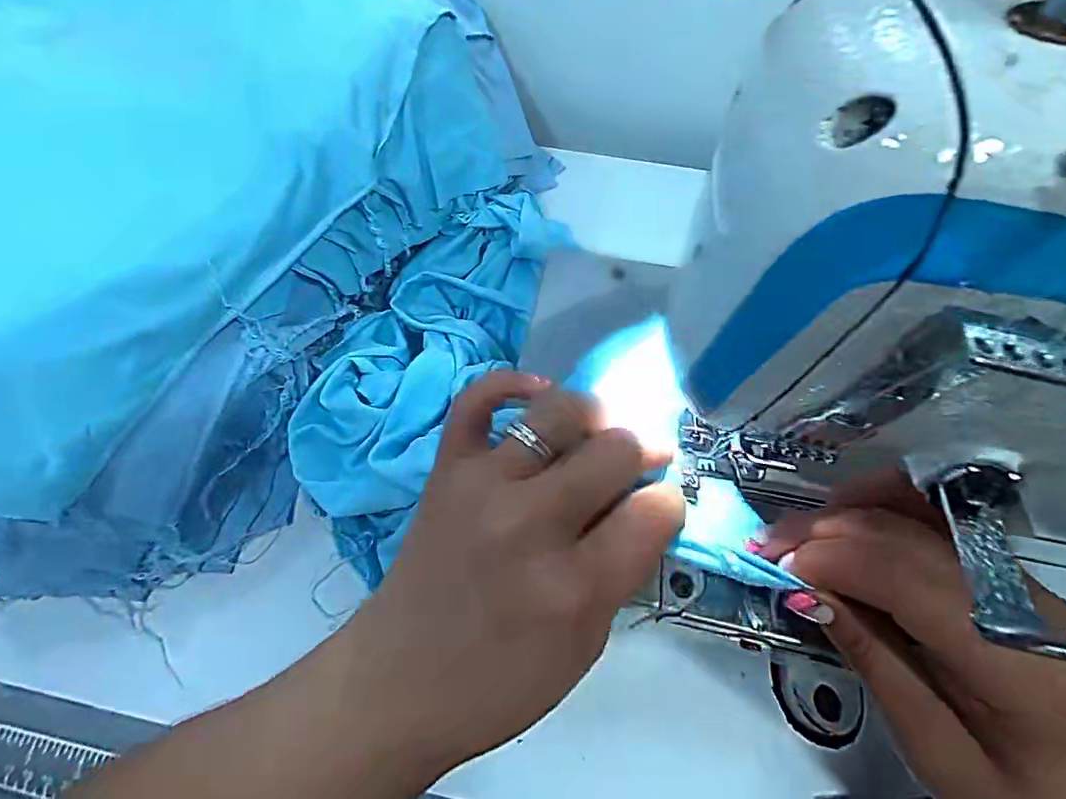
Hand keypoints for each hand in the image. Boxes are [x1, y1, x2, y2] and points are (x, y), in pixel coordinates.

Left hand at [331, 371, 685, 782]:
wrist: (397, 681)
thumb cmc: (500, 680)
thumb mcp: (585, 647)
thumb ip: (623, 571)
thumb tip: (649, 502)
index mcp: (572, 587)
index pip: (654, 510)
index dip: (668, 503)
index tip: (657, 507)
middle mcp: (529, 522)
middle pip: (615, 449)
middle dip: (641, 454)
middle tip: (636, 467)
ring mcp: (482, 485)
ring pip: (559, 412)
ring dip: (593, 417)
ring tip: (596, 434)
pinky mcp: (446, 467)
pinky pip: (476, 399)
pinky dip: (510, 383)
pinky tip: (538, 392)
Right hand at [759, 470, 1065, 798]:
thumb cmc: (1014, 797)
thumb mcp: (935, 752)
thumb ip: (873, 661)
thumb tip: (809, 592)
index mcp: (1016, 662)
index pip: (910, 579)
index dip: (837, 561)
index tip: (780, 564)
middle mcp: (1026, 603)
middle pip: (910, 536)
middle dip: (828, 531)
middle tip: (770, 543)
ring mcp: (1019, 576)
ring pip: (921, 509)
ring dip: (849, 510)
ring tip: (799, 531)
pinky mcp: (1003, 566)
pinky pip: (933, 516)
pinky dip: (880, 507)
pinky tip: (844, 518)